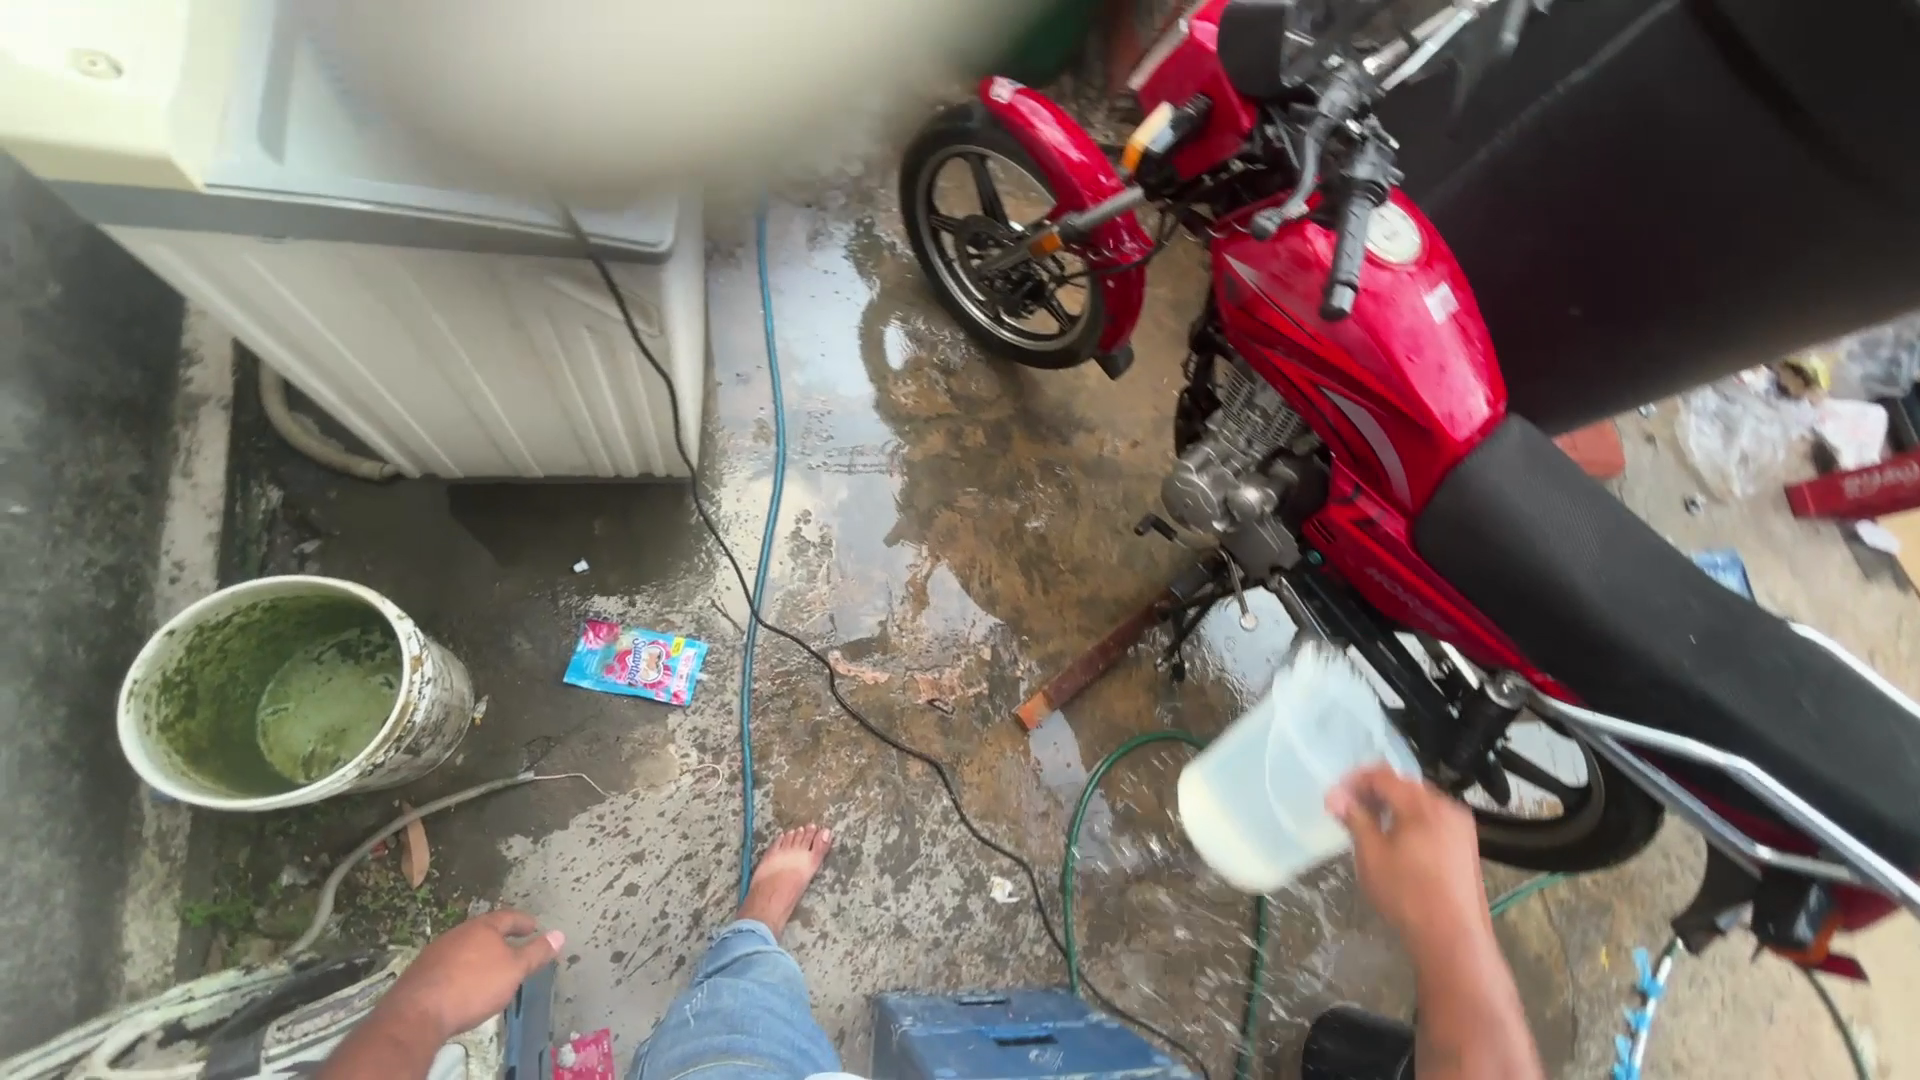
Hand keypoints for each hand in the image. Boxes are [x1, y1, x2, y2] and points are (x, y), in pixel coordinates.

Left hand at [384, 910, 563, 1040]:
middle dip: (499, 938)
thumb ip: (537, 953)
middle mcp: (457, 933)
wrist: (415, 1015)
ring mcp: (434, 953)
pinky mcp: (418, 975)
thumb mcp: (514, 970)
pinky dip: (460, 971)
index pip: (508, 917)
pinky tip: (462, 986)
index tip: (533, 927)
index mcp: (482, 927)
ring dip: (477, 955)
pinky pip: (447, 966)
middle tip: (512, 947)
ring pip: (463, 948)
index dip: (523, 922)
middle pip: (483, 931)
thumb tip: (560, 934)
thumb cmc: (473, 986)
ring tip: (488, 969)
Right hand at [1325, 765, 1488, 957]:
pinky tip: (1397, 839)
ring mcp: (1461, 827)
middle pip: (1403, 784)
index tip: (1336, 797)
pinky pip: (1433, 817)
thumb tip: (1334, 795)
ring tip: (1371, 824)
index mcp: (1422, 805)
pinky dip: (1411, 818)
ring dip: (1392, 804)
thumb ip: (1353, 817)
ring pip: (1419, 800)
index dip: (1354, 780)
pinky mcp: (1466, 845)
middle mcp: (1446, 807)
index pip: (1382, 775)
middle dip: (1373, 791)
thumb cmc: (1406, 893)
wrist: (1454, 938)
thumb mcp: (1371, 853)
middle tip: (1350, 809)